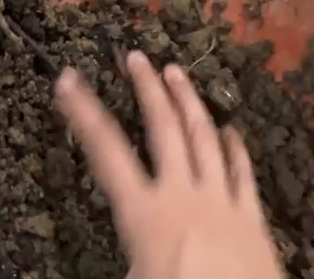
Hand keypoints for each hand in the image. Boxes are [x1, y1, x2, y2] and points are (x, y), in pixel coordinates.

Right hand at [55, 51, 285, 278]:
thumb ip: (118, 256)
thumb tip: (58, 273)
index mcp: (145, 215)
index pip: (105, 151)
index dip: (83, 112)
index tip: (67, 78)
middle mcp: (182, 197)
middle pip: (163, 128)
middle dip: (147, 89)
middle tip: (136, 57)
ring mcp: (222, 205)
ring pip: (204, 138)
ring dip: (188, 101)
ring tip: (177, 72)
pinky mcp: (254, 223)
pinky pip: (243, 175)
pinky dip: (235, 148)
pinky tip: (232, 131)